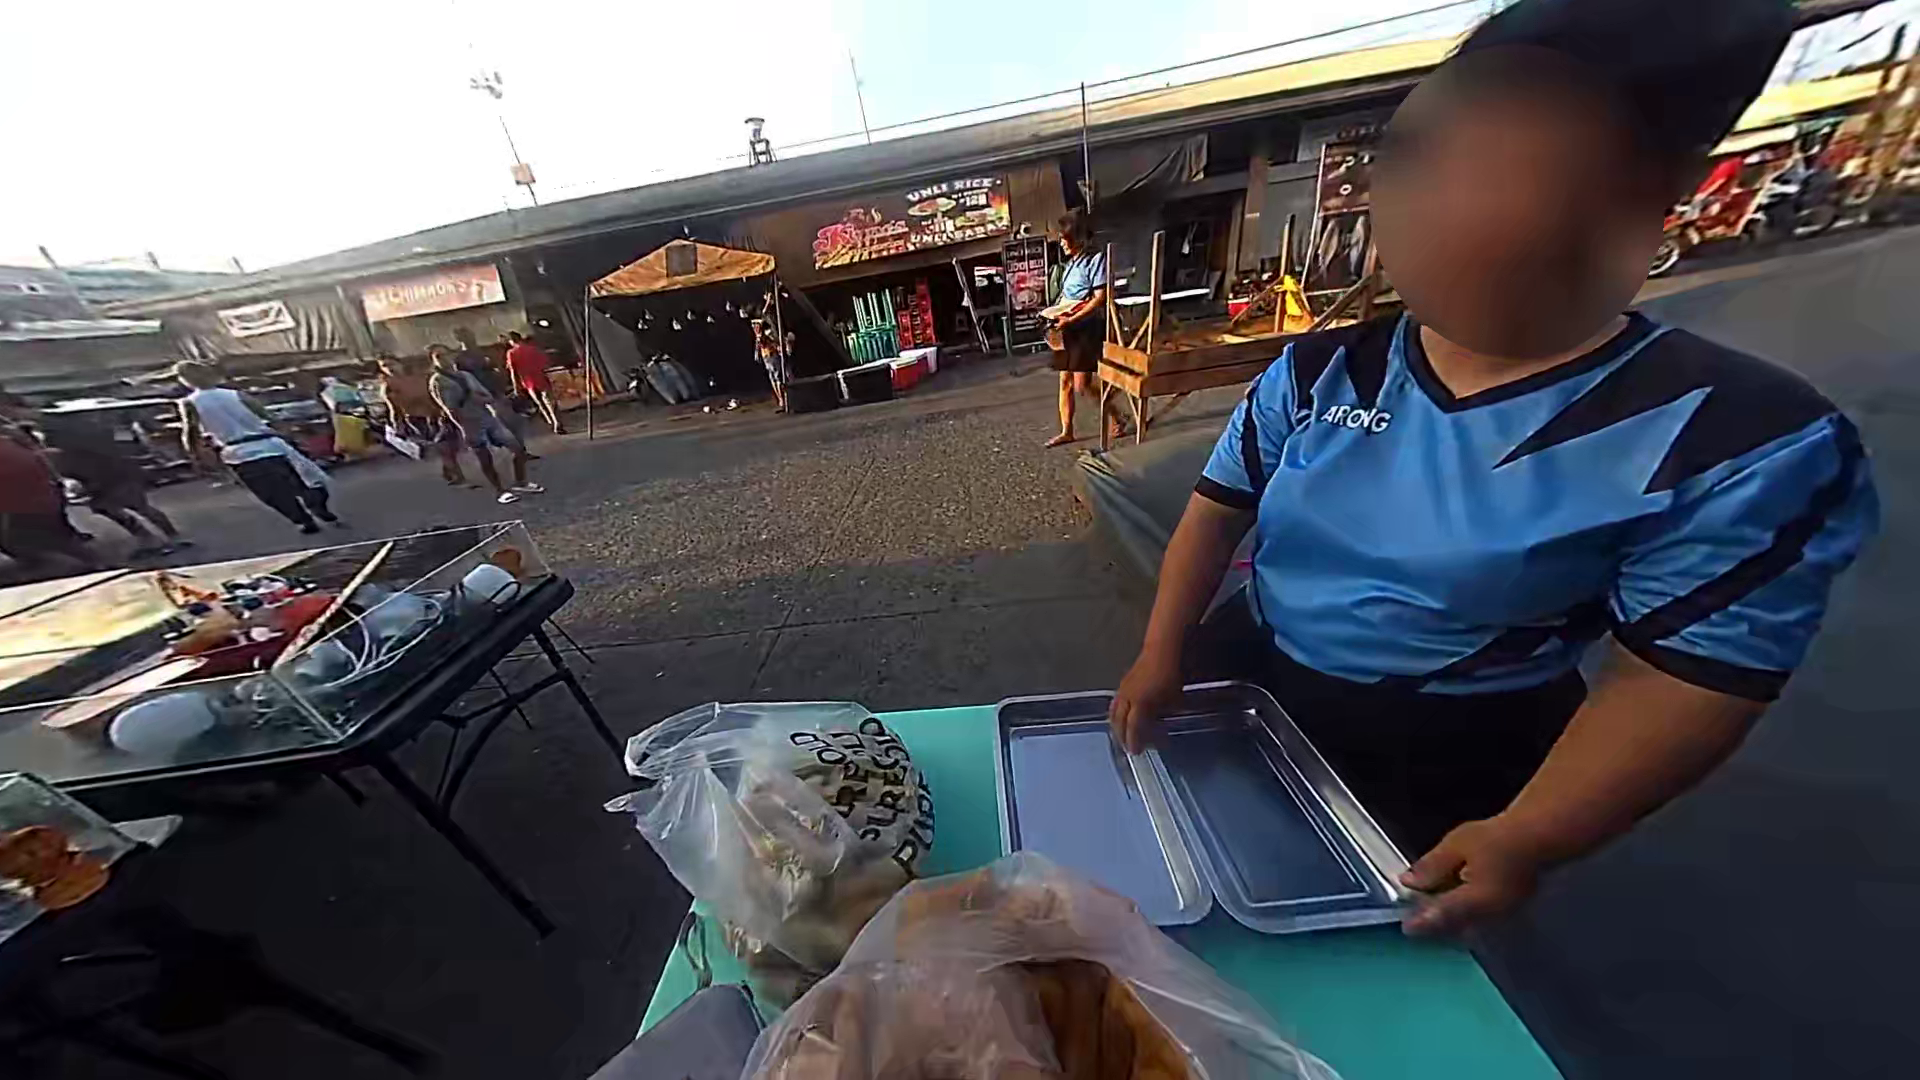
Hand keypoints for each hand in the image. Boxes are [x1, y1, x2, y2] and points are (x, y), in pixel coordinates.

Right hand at [1109, 644, 1182, 753]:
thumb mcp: (1173, 700)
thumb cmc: (1169, 675)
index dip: (1133, 741)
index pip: (1133, 727)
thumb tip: (1160, 725)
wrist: (1160, 651)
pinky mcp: (1123, 683)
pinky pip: (1115, 703)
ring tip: (1121, 734)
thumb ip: (1163, 715)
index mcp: (1139, 704)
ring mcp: (1123, 690)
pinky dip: (1116, 713)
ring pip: (1114, 711)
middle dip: (1122, 736)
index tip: (1135, 751)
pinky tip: (1122, 714)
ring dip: (1116, 725)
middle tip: (1127, 747)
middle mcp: (1127, 698)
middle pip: (1119, 721)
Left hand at [1398, 816, 1544, 936]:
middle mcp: (1494, 915)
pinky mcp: (1508, 910)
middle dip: (1435, 926)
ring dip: (1447, 922)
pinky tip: (1446, 905)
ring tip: (1424, 913)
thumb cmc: (1494, 840)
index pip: (1445, 915)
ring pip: (1469, 926)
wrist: (1535, 840)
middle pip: (1457, 927)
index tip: (1406, 929)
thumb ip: (1431, 867)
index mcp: (1480, 900)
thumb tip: (1409, 883)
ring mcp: (1505, 915)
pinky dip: (1460, 916)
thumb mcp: (1455, 847)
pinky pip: (1479, 920)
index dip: (1424, 922)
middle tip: (1412, 923)